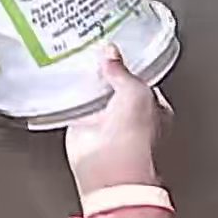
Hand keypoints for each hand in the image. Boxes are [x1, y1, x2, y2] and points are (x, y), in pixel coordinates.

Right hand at [64, 45, 171, 196]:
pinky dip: (69, 96)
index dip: (127, 63)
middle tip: (93, 52)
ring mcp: (105, 122)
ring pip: (94, 96)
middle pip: (114, 86)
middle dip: (104, 73)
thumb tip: (111, 52)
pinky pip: (74, 106)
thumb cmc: (136, 139)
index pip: (139, 79)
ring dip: (85, 84)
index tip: (112, 48)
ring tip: (76, 62)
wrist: (111, 169)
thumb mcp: (136, 91)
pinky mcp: (82, 127)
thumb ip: (121, 71)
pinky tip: (64, 83)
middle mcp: (130, 116)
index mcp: (154, 108)